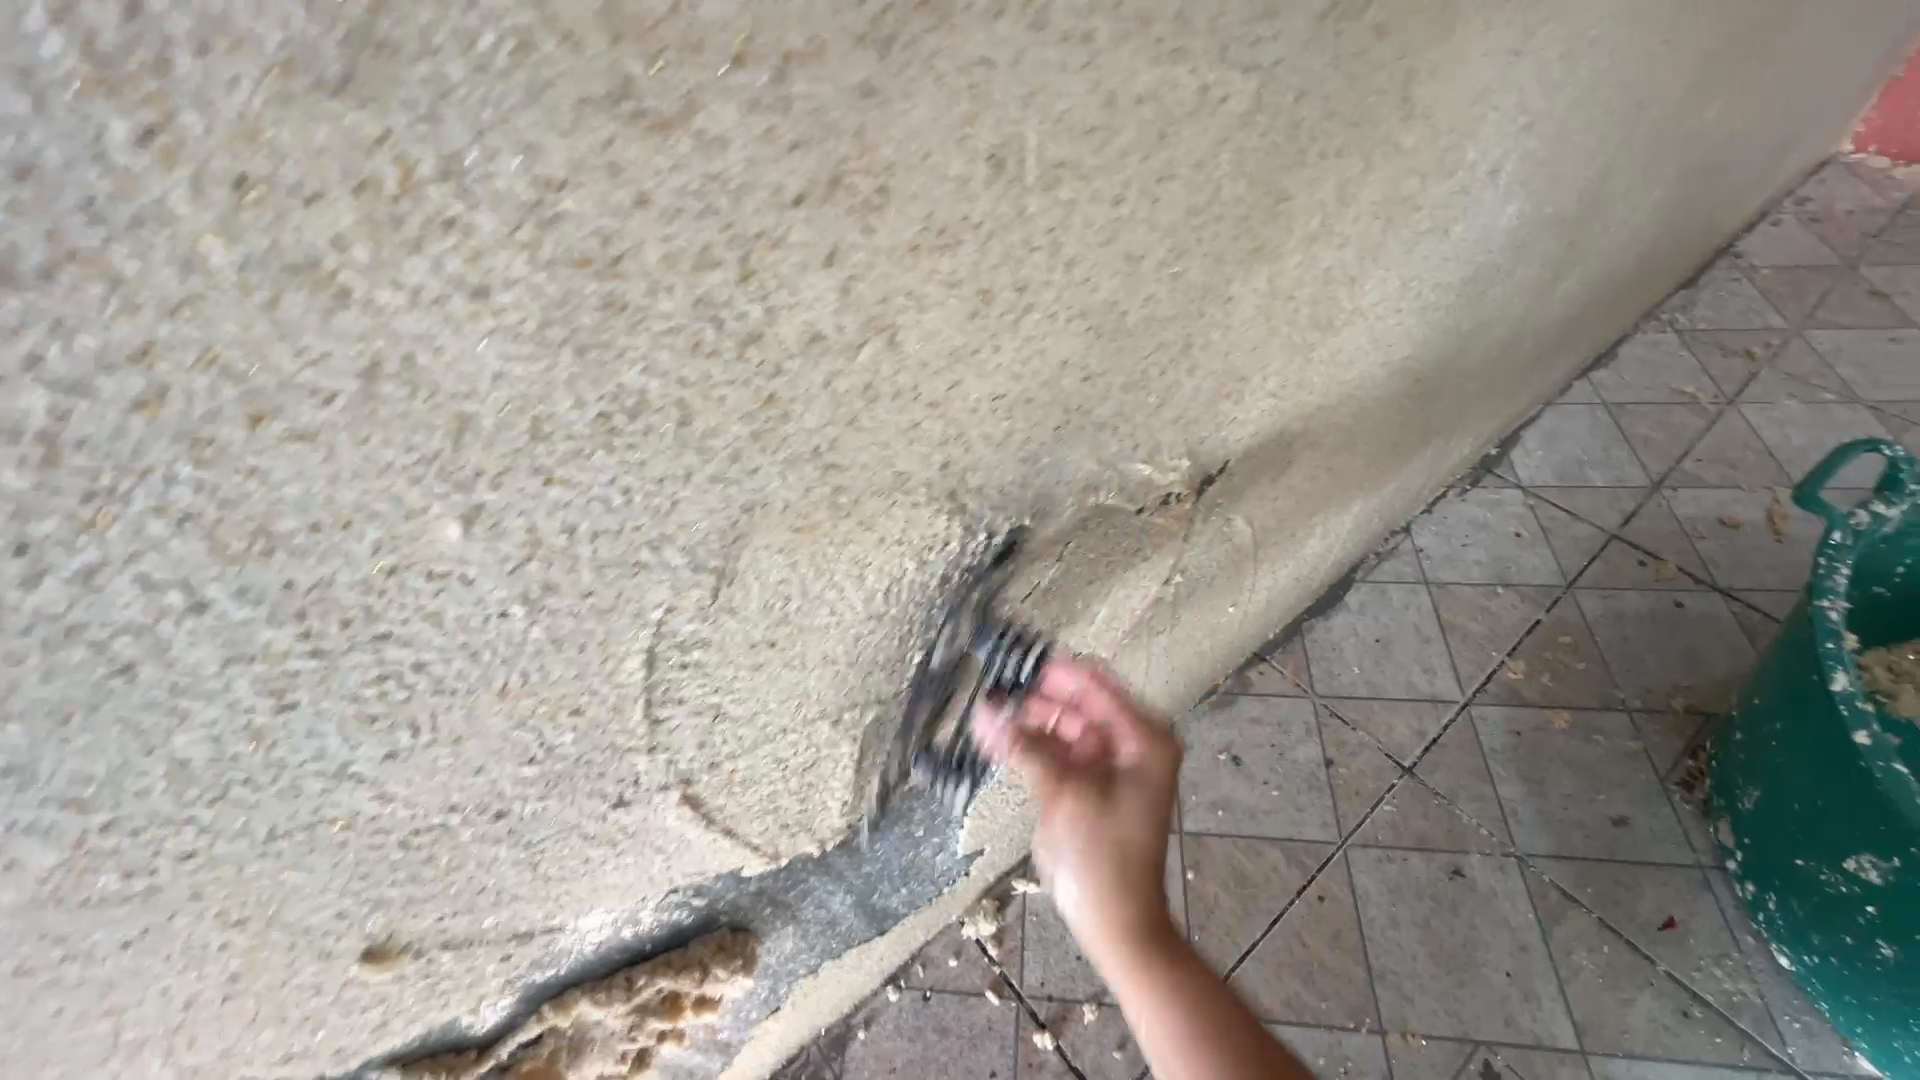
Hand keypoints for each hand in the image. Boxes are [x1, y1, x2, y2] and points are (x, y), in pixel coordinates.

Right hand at [970, 654, 1182, 959]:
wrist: (1115, 920)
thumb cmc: (1103, 853)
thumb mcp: (1064, 792)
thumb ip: (1024, 746)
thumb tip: (984, 709)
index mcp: (1143, 738)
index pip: (1096, 685)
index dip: (1056, 671)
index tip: (1016, 658)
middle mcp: (1130, 745)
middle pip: (1077, 706)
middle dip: (1034, 700)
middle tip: (992, 691)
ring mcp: (1108, 767)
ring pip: (1061, 730)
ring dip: (1026, 724)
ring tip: (984, 715)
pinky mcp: (1088, 787)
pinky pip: (1056, 755)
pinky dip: (1029, 749)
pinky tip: (994, 740)